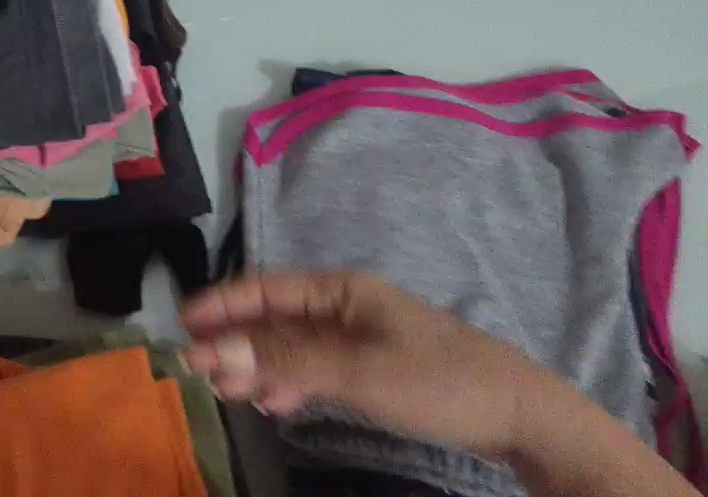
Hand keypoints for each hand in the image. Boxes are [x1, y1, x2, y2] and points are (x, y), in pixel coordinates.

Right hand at [181, 269, 556, 459]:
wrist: (524, 418)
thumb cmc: (437, 380)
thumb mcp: (356, 371)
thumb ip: (285, 360)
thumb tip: (217, 350)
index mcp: (339, 289)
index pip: (266, 288)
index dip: (222, 303)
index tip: (183, 321)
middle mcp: (342, 306)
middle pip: (274, 318)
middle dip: (235, 340)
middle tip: (198, 366)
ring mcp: (358, 337)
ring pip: (292, 345)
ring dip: (258, 364)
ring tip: (228, 390)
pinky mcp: (371, 368)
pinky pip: (314, 368)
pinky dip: (289, 382)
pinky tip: (273, 402)